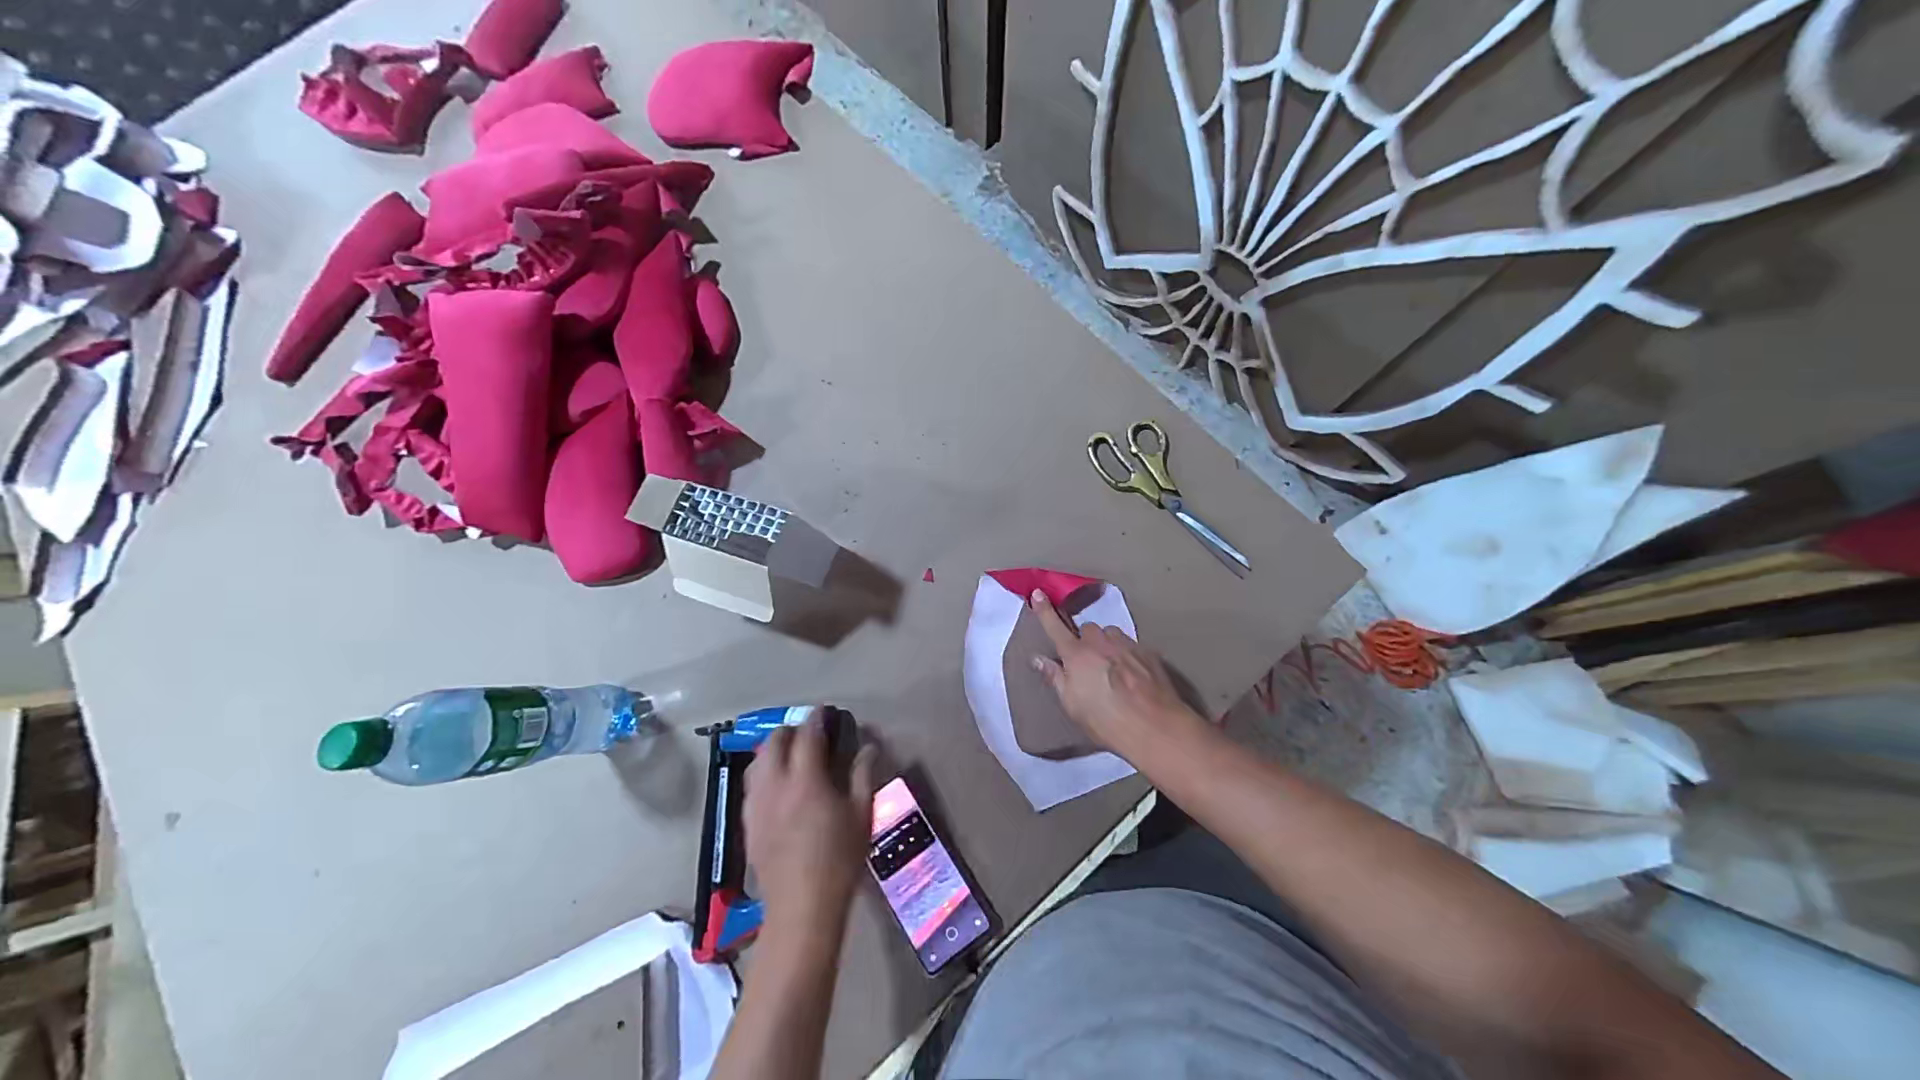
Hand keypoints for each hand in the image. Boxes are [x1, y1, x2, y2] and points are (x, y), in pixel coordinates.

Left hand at [742, 710, 878, 934]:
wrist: (802, 907)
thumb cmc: (839, 860)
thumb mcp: (862, 815)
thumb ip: (863, 775)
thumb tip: (867, 748)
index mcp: (806, 779)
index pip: (807, 735)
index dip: (816, 718)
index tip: (825, 710)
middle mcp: (775, 784)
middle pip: (775, 741)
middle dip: (792, 730)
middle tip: (810, 734)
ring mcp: (757, 803)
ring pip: (758, 761)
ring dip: (774, 749)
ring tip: (791, 754)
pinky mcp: (748, 822)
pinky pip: (752, 784)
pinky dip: (764, 772)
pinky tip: (778, 784)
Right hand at [1029, 589, 1204, 754]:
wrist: (1154, 727)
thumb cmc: (1106, 721)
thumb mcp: (1072, 705)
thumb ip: (1055, 678)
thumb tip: (1039, 659)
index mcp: (1076, 655)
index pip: (1055, 627)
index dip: (1045, 610)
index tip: (1038, 593)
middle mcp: (1100, 643)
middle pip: (1088, 629)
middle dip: (1085, 640)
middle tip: (1087, 663)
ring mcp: (1127, 645)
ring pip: (1111, 634)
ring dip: (1107, 644)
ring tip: (1111, 668)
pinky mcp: (1149, 652)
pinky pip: (1131, 645)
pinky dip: (1127, 654)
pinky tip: (1132, 674)